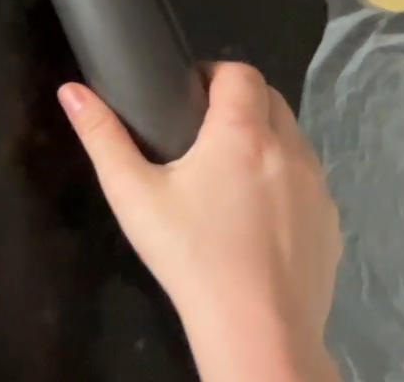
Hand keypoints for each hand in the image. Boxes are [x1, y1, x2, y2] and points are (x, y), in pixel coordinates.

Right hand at [59, 62, 341, 381]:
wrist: (258, 332)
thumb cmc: (189, 252)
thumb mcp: (129, 190)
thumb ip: (100, 134)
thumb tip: (70, 90)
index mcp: (242, 135)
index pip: (241, 74)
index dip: (212, 71)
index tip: (182, 91)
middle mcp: (290, 153)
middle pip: (272, 100)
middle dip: (237, 99)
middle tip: (194, 124)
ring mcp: (319, 192)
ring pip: (294, 139)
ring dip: (263, 135)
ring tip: (220, 166)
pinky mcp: (332, 227)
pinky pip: (307, 180)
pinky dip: (282, 176)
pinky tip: (249, 210)